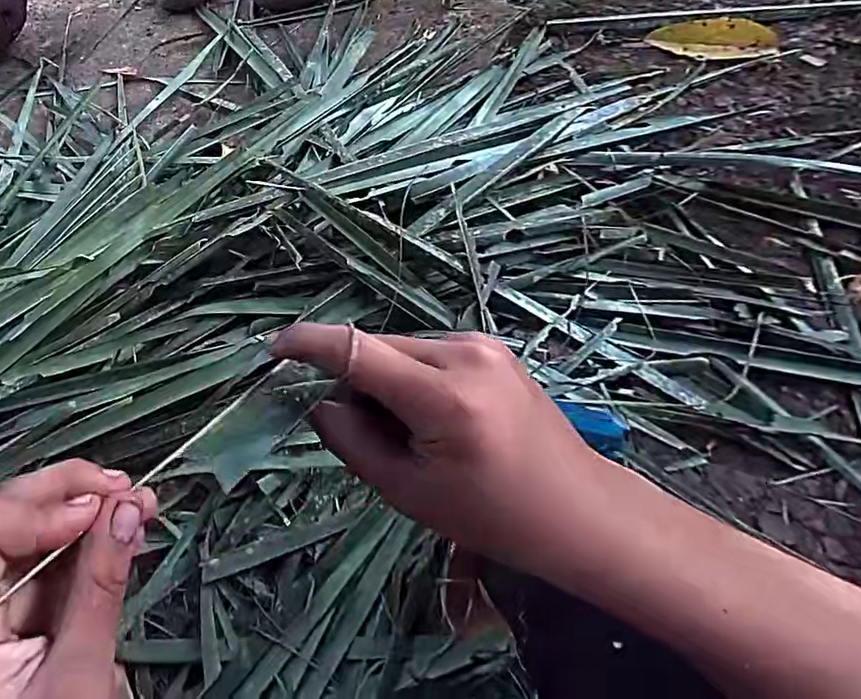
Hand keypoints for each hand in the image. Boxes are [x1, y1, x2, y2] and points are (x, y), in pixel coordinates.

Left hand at [0, 460, 157, 698]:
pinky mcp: (24, 616)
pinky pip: (56, 559)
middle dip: (68, 492)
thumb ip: (99, 587)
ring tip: (138, 500)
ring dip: (88, 508)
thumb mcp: (76, 679)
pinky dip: (93, 539)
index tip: (97, 509)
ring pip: (36, 529)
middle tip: (123, 486)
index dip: (42, 505)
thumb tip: (128, 506)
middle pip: (9, 512)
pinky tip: (127, 525)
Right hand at [271, 323, 612, 575]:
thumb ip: (352, 441)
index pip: (357, 351)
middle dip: (352, 377)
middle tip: (360, 427)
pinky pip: (424, 351)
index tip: (274, 350)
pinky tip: (432, 414)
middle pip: (376, 349)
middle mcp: (464, 353)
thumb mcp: (410, 493)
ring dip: (382, 377)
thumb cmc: (496, 517)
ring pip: (398, 348)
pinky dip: (409, 375)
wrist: (586, 513)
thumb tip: (320, 401)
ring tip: (407, 428)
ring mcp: (481, 343)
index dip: (308, 345)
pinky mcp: (488, 344)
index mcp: (445, 397)